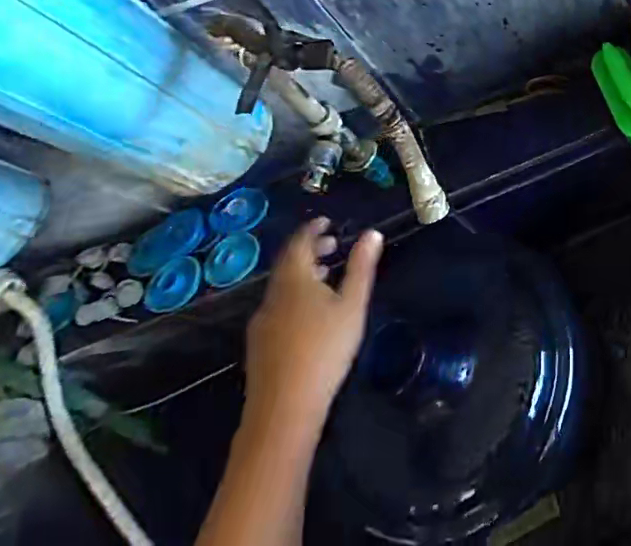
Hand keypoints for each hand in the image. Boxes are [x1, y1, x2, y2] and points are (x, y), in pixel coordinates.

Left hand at [242, 217, 383, 428]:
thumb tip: (372, 233)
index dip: (312, 228)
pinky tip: (309, 313)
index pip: (298, 242)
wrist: (283, 409)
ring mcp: (262, 321)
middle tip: (332, 245)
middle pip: (288, 263)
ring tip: (325, 276)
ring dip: (302, 273)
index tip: (327, 222)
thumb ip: (362, 268)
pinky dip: (294, 295)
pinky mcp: (259, 344)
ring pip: (282, 286)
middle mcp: (272, 295)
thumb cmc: (325, 350)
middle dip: (309, 249)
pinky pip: (277, 306)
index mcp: (293, 279)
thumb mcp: (352, 305)